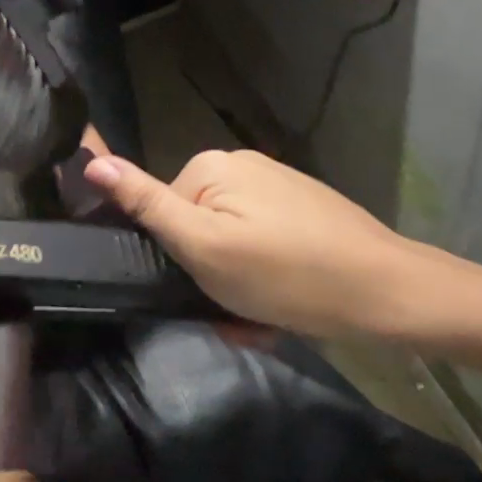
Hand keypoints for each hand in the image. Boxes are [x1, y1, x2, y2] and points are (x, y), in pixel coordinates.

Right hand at [84, 151, 449, 338]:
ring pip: (230, 241)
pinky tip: (283, 306)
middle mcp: (243, 165)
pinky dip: (263, 276)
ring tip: (262, 319)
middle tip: (233, 316)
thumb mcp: (203, 247)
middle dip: (208, 274)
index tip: (201, 291)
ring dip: (236, 284)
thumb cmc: (287, 274)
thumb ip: (146, 204)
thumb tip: (91, 161)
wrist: (391, 294)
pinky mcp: (304, 209)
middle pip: (197, 226)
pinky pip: (261, 243)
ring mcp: (277, 185)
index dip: (176, 257)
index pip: (163, 211)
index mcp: (212, 167)